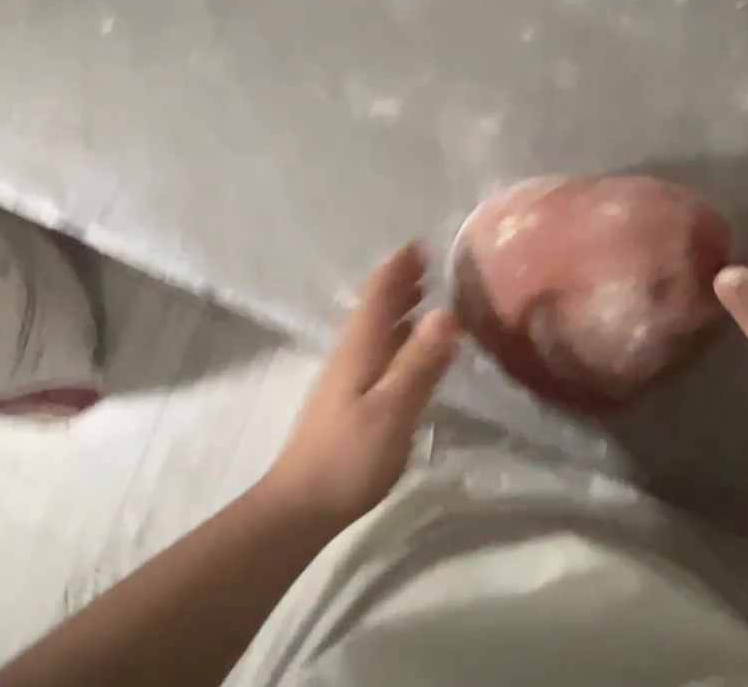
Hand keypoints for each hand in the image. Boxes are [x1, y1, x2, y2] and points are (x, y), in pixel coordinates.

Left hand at [260, 242, 460, 527]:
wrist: (301, 504)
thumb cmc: (349, 456)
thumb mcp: (393, 409)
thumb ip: (419, 362)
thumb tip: (446, 313)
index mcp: (360, 348)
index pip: (378, 295)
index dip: (397, 267)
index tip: (420, 243)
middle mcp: (351, 354)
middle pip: (375, 307)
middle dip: (399, 282)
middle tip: (428, 262)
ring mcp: (348, 378)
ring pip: (375, 329)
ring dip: (398, 307)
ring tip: (424, 294)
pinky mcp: (350, 399)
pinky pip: (378, 351)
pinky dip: (397, 336)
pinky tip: (411, 349)